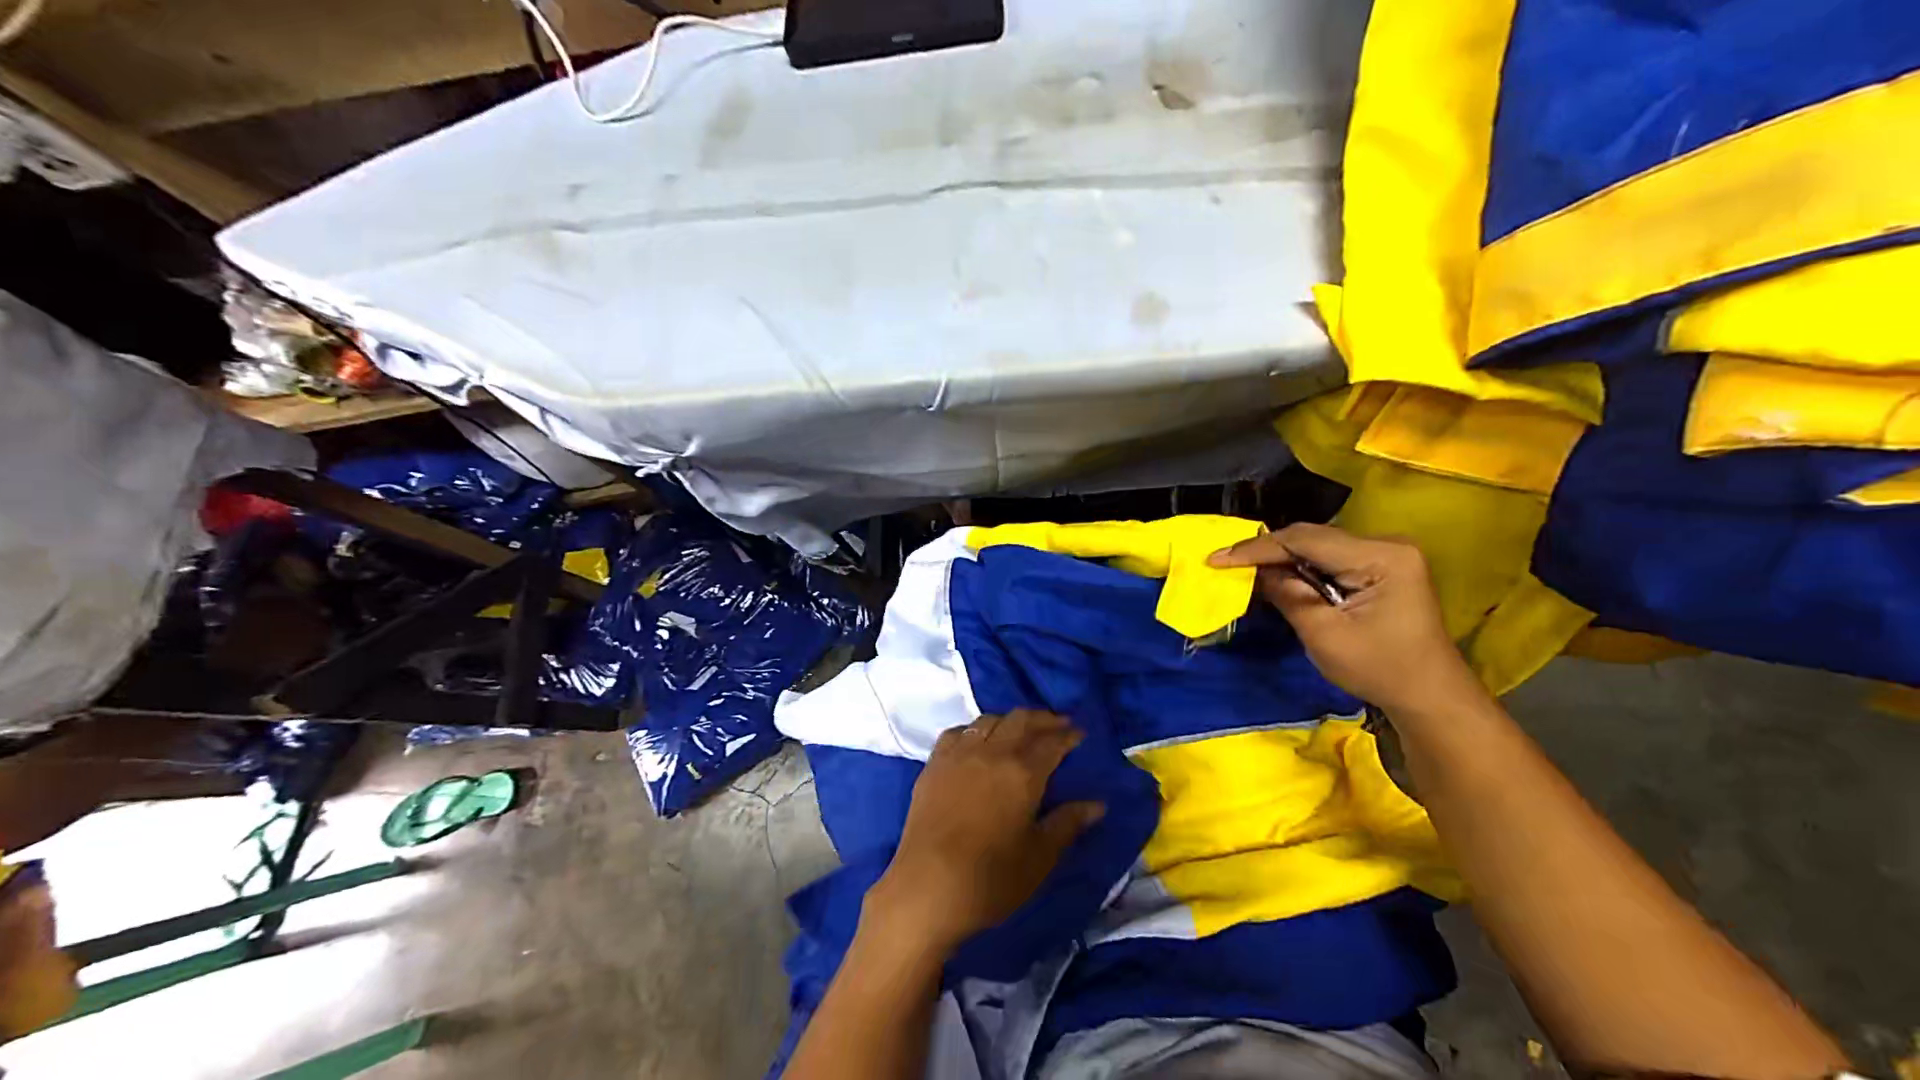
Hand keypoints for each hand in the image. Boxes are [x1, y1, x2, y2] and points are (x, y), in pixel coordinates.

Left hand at [864, 710, 1104, 954]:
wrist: (928, 887)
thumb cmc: (992, 878)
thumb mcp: (1040, 856)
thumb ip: (1068, 823)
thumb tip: (1097, 804)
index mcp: (1023, 772)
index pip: (1052, 741)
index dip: (1069, 735)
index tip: (1080, 734)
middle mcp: (992, 752)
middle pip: (1020, 720)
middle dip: (1043, 719)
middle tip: (1057, 725)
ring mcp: (958, 755)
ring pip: (989, 720)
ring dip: (1010, 720)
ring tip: (1020, 731)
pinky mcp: (933, 765)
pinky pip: (957, 732)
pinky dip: (974, 730)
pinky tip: (978, 742)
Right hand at [1209, 523, 1480, 715]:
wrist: (1430, 697)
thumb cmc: (1380, 669)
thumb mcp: (1324, 634)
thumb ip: (1288, 594)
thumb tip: (1255, 571)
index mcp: (1382, 557)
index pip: (1305, 540)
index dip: (1258, 548)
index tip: (1217, 559)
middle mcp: (1387, 544)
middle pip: (1313, 538)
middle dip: (1268, 550)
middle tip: (1225, 563)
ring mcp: (1387, 554)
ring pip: (1319, 546)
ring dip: (1283, 558)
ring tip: (1244, 569)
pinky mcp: (1383, 568)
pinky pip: (1331, 558)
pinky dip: (1302, 567)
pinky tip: (1279, 576)